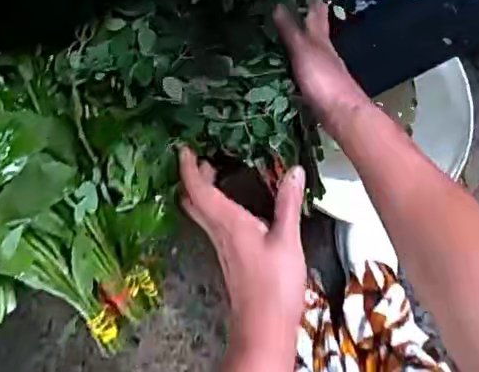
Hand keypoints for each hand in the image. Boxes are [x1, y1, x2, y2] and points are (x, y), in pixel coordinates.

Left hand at [179, 146, 305, 365]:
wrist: (264, 331)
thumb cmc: (274, 286)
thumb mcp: (287, 241)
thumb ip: (288, 204)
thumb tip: (295, 170)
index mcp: (226, 220)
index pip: (197, 187)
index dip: (187, 166)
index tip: (184, 147)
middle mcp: (217, 229)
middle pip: (193, 197)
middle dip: (192, 175)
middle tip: (202, 156)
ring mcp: (220, 245)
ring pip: (200, 210)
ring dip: (202, 190)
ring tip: (215, 173)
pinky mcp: (227, 256)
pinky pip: (211, 222)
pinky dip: (213, 205)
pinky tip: (232, 205)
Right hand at [272, 0, 369, 128]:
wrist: (345, 116)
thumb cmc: (324, 79)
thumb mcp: (303, 50)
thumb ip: (291, 31)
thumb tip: (279, 5)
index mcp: (321, 41)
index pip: (317, 18)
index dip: (315, 5)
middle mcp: (326, 54)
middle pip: (319, 34)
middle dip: (312, 23)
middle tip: (305, 10)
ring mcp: (326, 74)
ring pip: (315, 53)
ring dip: (306, 45)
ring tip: (292, 38)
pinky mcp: (322, 91)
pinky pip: (309, 72)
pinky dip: (301, 67)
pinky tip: (294, 70)